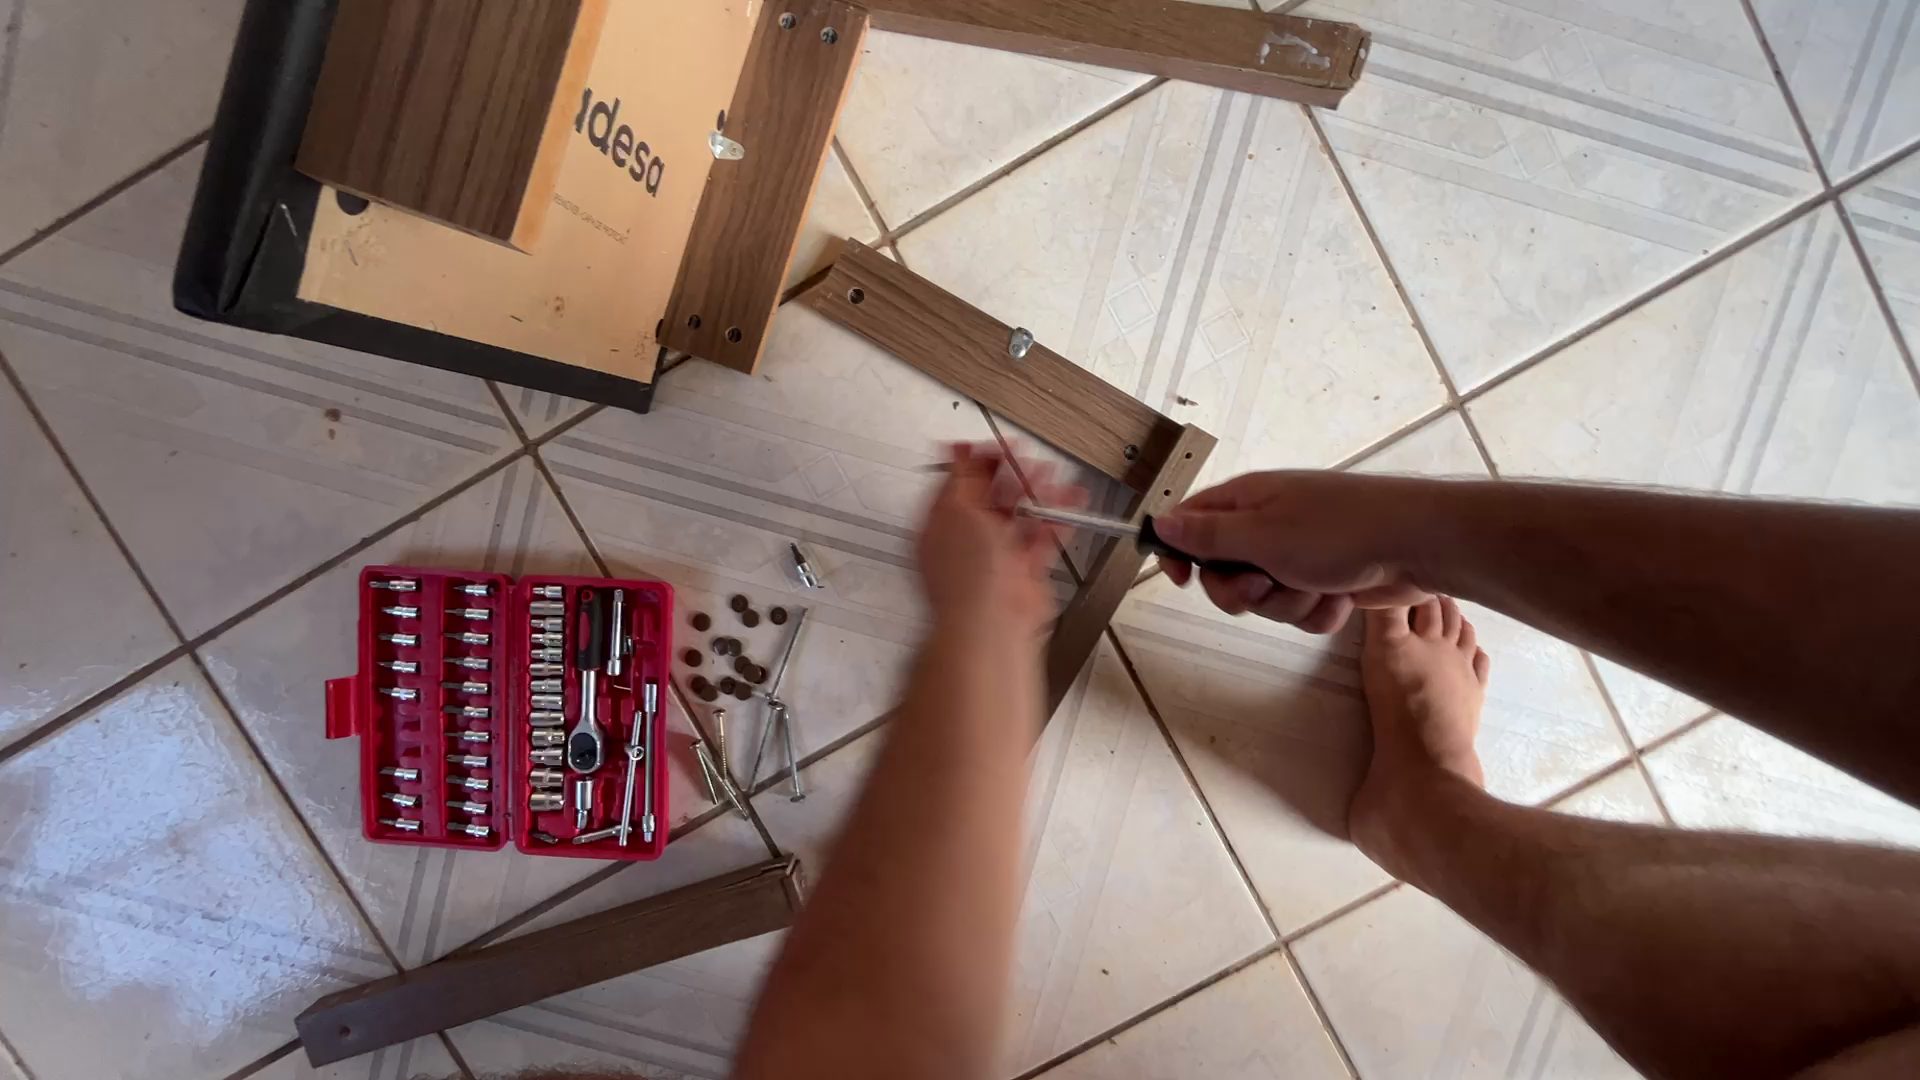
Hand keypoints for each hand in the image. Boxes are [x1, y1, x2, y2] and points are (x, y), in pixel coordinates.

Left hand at [915, 444, 1083, 636]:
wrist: (992, 627)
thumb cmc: (965, 580)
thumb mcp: (957, 511)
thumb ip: (961, 477)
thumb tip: (956, 449)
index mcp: (939, 524)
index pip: (958, 482)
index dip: (979, 460)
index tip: (1001, 447)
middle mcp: (964, 540)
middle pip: (991, 497)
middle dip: (1014, 476)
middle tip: (1032, 463)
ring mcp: (994, 558)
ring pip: (1019, 516)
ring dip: (1039, 495)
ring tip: (1056, 479)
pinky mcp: (1022, 572)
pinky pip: (1040, 539)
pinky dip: (1055, 521)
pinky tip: (1067, 505)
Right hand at [1154, 471, 1430, 633]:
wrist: (1420, 545)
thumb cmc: (1336, 531)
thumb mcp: (1260, 535)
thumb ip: (1205, 535)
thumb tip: (1159, 522)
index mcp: (1246, 502)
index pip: (1189, 523)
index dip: (1179, 553)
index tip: (1183, 579)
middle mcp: (1265, 525)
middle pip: (1222, 571)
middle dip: (1242, 591)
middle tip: (1264, 586)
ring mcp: (1295, 554)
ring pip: (1260, 597)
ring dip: (1285, 604)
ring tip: (1316, 590)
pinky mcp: (1322, 580)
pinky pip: (1296, 608)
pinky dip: (1315, 611)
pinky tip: (1339, 601)